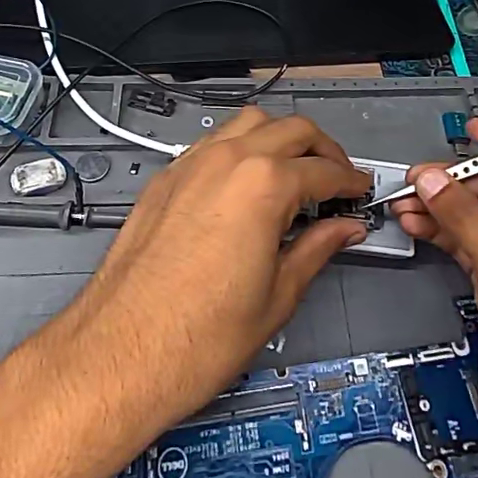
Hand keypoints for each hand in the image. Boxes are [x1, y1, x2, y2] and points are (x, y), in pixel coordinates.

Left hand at [59, 107, 371, 421]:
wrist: (119, 355)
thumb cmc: (191, 338)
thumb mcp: (278, 296)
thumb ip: (317, 249)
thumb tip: (342, 230)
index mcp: (262, 186)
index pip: (324, 170)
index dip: (350, 182)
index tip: (359, 193)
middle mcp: (226, 163)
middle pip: (292, 129)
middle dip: (324, 149)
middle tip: (337, 178)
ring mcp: (191, 165)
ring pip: (250, 122)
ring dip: (281, 137)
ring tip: (296, 172)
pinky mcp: (166, 179)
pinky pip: (214, 142)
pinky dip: (241, 147)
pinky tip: (248, 182)